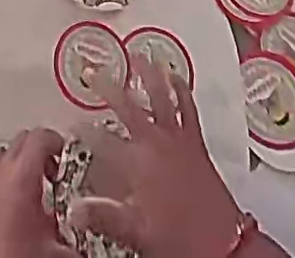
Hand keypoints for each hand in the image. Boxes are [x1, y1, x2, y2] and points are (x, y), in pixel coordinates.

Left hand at [0, 129, 73, 257]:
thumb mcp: (57, 249)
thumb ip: (72, 225)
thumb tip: (83, 227)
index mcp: (20, 175)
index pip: (41, 137)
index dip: (57, 145)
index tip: (65, 159)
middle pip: (20, 143)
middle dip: (38, 156)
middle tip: (52, 178)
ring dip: (14, 171)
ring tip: (27, 198)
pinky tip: (2, 213)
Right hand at [70, 65, 244, 257]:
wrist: (222, 244)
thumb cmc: (179, 240)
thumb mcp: (136, 233)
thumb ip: (104, 216)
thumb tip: (73, 209)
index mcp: (137, 164)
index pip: (101, 141)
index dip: (84, 131)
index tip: (72, 124)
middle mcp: (155, 142)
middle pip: (127, 106)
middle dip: (107, 87)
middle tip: (93, 72)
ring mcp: (177, 137)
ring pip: (160, 95)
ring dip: (148, 74)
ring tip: (137, 55)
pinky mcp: (195, 139)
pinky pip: (187, 106)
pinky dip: (181, 88)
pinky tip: (175, 75)